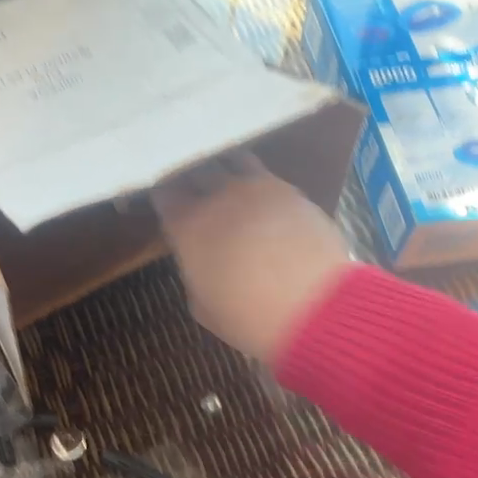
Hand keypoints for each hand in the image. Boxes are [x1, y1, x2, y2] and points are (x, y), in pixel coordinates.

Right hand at [153, 153, 353, 361]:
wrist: (314, 309)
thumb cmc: (248, 317)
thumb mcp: (203, 306)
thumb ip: (194, 272)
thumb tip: (200, 260)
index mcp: (189, 225)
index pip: (164, 192)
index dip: (164, 197)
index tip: (166, 208)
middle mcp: (220, 195)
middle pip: (198, 168)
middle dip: (191, 178)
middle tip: (193, 194)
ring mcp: (259, 187)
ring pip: (233, 161)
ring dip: (225, 171)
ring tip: (227, 189)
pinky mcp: (293, 191)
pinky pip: (266, 176)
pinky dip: (257, 184)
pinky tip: (260, 204)